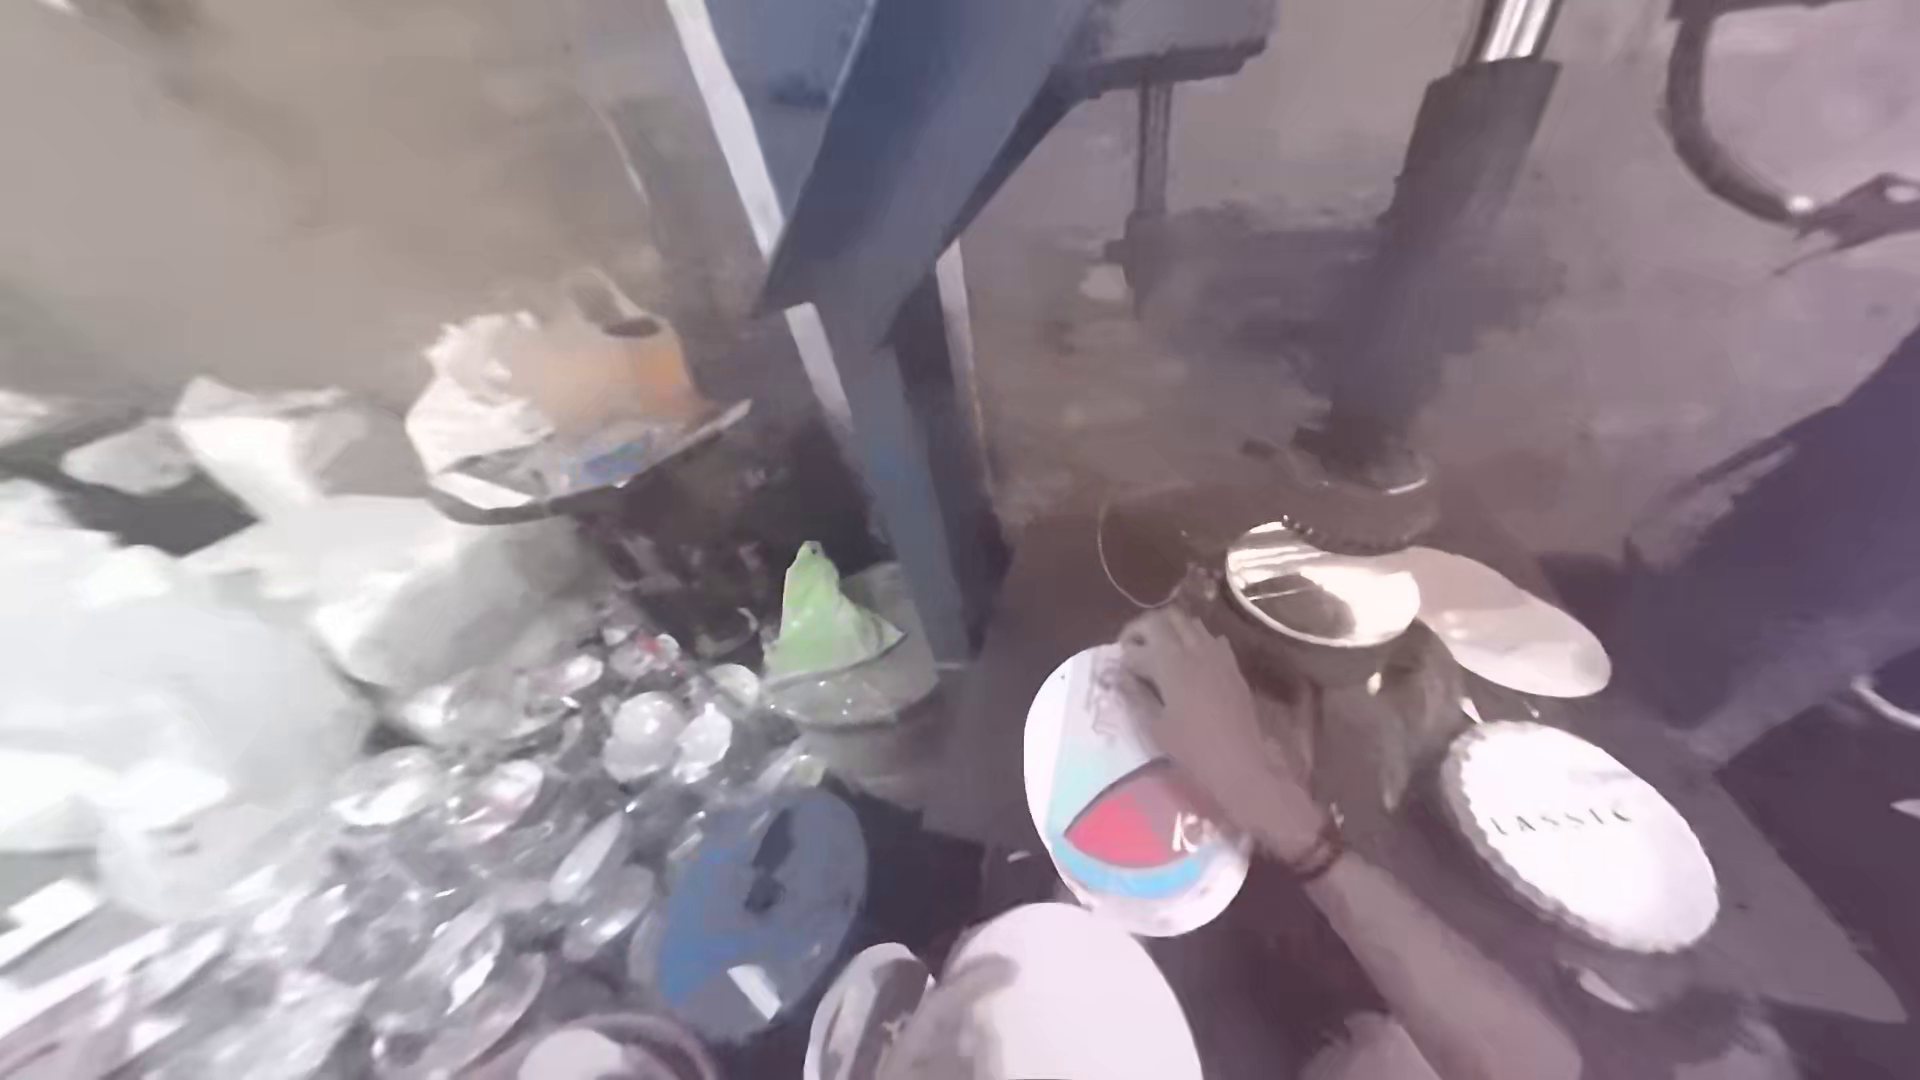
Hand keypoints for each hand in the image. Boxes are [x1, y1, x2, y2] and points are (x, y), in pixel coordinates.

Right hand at [1119, 608, 1327, 860]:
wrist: (1242, 767)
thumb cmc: (1192, 750)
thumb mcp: (1154, 725)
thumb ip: (1134, 693)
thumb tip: (1118, 673)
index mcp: (1170, 662)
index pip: (1139, 639)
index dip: (1124, 650)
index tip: (1118, 667)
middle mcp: (1193, 649)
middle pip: (1164, 618)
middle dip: (1143, 628)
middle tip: (1133, 649)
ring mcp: (1217, 655)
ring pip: (1189, 623)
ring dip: (1169, 630)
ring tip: (1158, 652)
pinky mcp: (1232, 667)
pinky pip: (1210, 639)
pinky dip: (1194, 641)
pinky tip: (1189, 662)